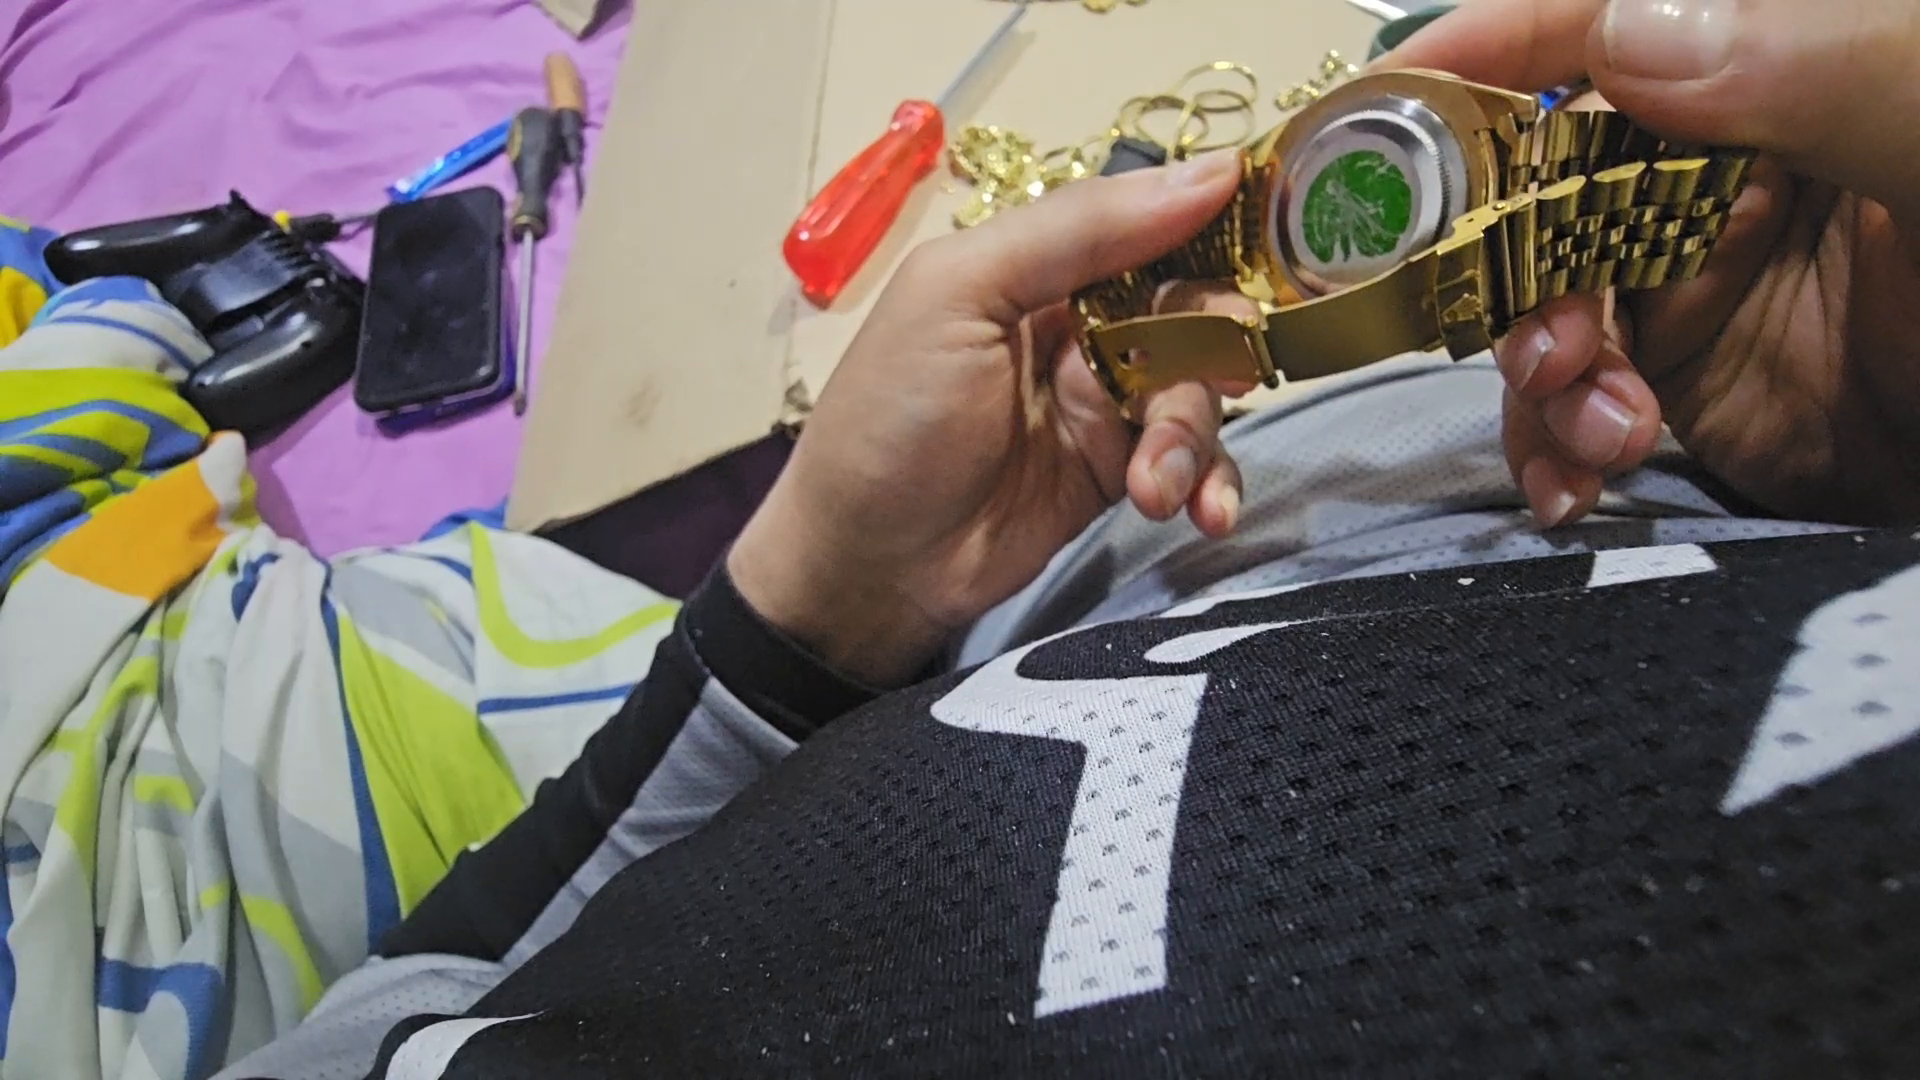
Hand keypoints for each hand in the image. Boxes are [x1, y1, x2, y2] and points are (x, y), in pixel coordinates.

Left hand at [729, 151, 1247, 685]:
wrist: (874, 561)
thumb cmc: (896, 418)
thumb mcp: (958, 296)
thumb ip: (1075, 232)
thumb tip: (1213, 173)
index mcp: (1038, 270)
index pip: (1148, 228)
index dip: (1210, 231)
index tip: (1272, 244)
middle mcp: (1077, 331)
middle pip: (1189, 314)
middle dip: (1208, 351)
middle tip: (1212, 384)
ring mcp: (1100, 408)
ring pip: (1196, 395)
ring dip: (1191, 438)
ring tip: (1152, 488)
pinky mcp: (1113, 476)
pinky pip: (1189, 465)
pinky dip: (1207, 484)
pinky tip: (1203, 514)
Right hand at [1381, 0, 1919, 525]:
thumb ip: (1827, 70)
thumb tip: (1626, 34)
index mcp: (1782, 82)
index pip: (1611, 38)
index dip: (1491, 49)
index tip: (1388, 92)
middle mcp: (1704, 178)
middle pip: (1538, 203)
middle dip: (1521, 289)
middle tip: (1554, 359)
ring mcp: (1666, 281)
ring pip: (1532, 312)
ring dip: (1544, 386)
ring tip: (1604, 439)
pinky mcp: (1649, 372)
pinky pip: (1554, 398)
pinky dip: (1548, 445)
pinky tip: (1571, 485)